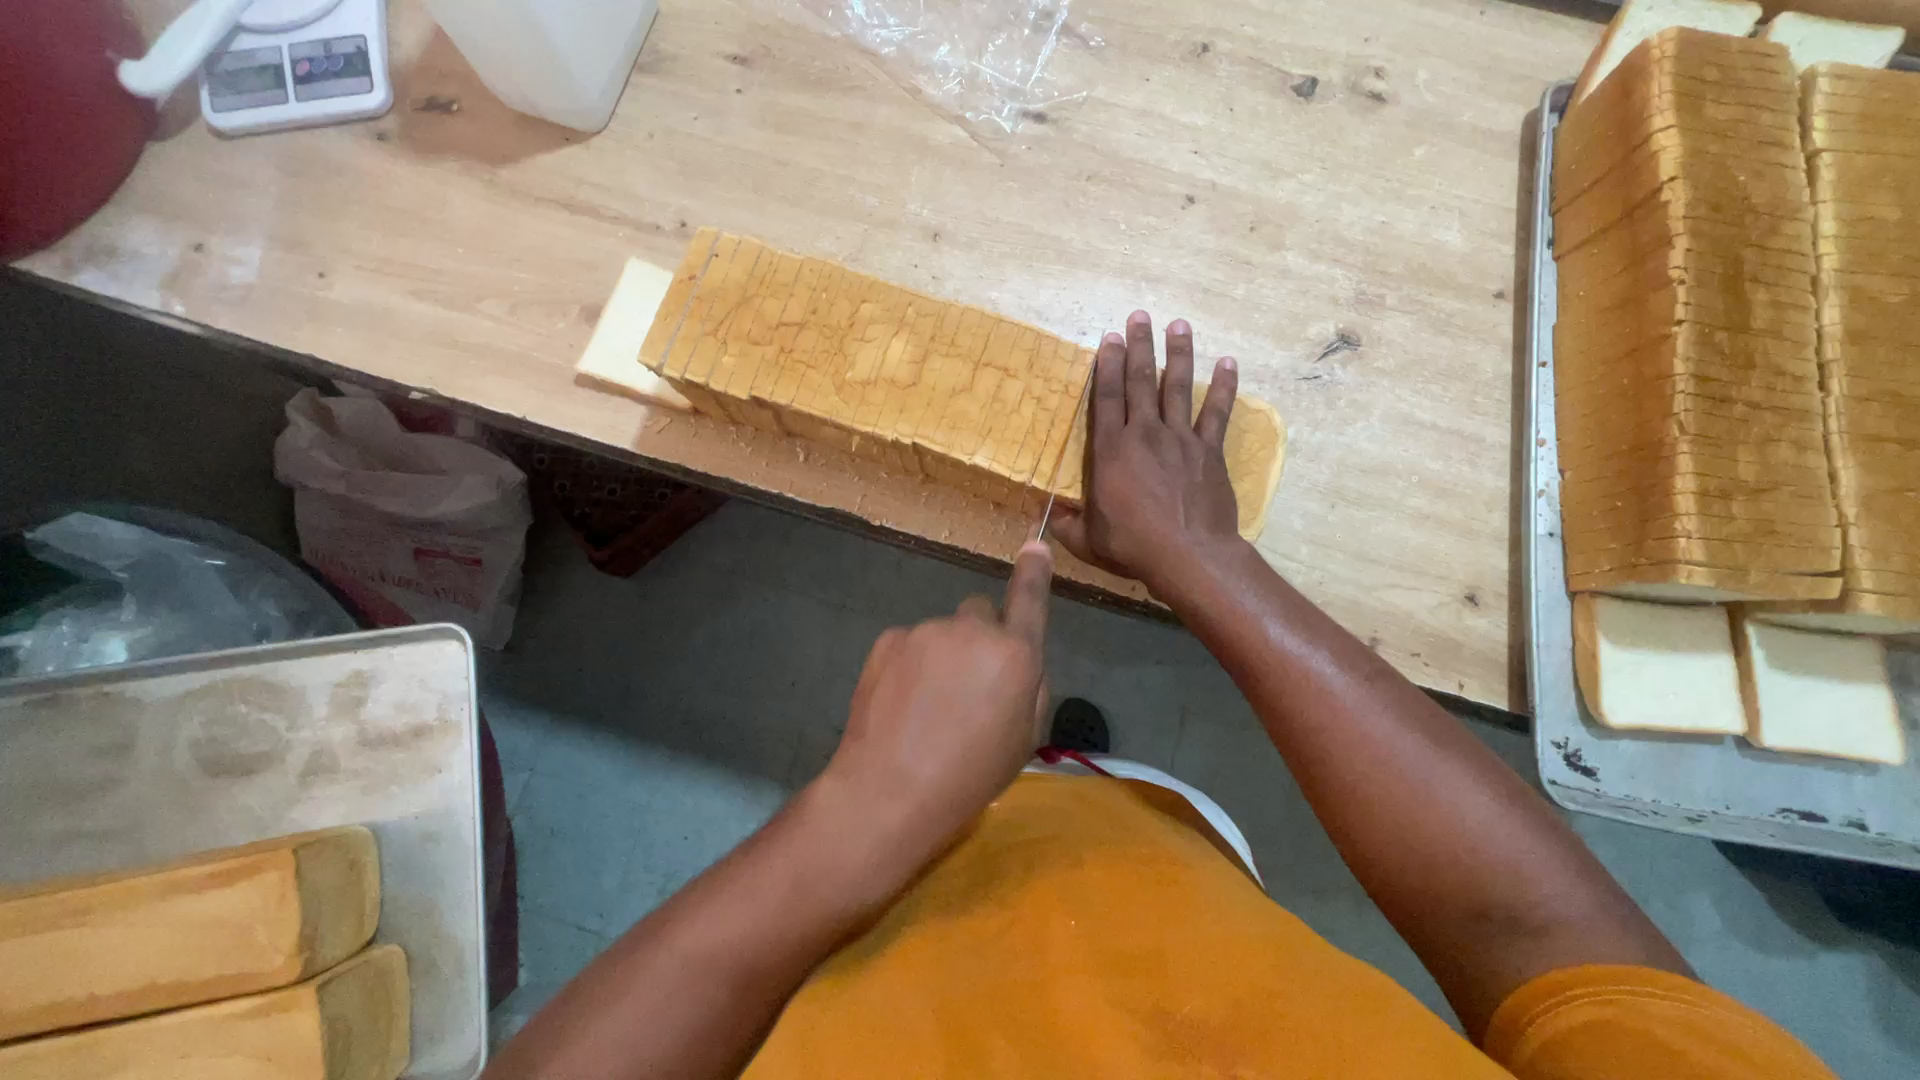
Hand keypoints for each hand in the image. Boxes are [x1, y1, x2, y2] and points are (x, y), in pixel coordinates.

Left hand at [818, 542, 1051, 862]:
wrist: (890, 788)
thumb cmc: (970, 775)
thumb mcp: (1026, 740)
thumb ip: (1032, 689)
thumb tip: (1020, 663)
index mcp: (1016, 655)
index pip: (1030, 601)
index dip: (1034, 573)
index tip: (1036, 545)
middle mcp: (973, 631)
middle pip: (982, 616)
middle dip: (980, 639)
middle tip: (968, 687)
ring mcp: (926, 631)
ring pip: (943, 633)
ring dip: (942, 656)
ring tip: (927, 707)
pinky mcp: (889, 639)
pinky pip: (910, 644)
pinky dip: (909, 665)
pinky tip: (901, 704)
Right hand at [1052, 310, 1245, 598]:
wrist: (1188, 554)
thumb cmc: (1132, 546)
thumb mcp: (1086, 540)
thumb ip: (1068, 524)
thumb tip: (1051, 516)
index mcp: (1110, 451)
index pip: (1106, 397)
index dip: (1106, 365)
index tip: (1109, 338)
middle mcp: (1144, 434)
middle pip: (1141, 381)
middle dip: (1139, 346)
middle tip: (1140, 316)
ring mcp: (1180, 439)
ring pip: (1178, 387)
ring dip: (1178, 354)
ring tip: (1179, 325)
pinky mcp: (1208, 452)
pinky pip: (1217, 413)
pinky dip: (1223, 387)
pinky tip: (1228, 364)